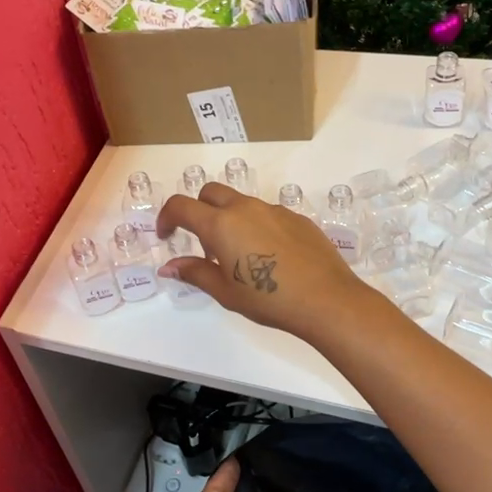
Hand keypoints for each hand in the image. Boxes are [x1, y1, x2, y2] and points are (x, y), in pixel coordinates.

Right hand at [156, 182, 381, 341]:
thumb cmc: (268, 299)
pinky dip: (256, 227)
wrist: (325, 299)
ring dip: (229, 219)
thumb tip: (169, 267)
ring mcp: (274, 210)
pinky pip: (267, 214)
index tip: (166, 236)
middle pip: (210, 193)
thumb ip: (194, 272)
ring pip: (241, 203)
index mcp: (221, 224)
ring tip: (237, 255)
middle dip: (198, 209)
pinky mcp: (297, 218)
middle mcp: (245, 208)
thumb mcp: (224, 291)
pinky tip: (268, 257)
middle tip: (202, 242)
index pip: (181, 206)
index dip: (166, 218)